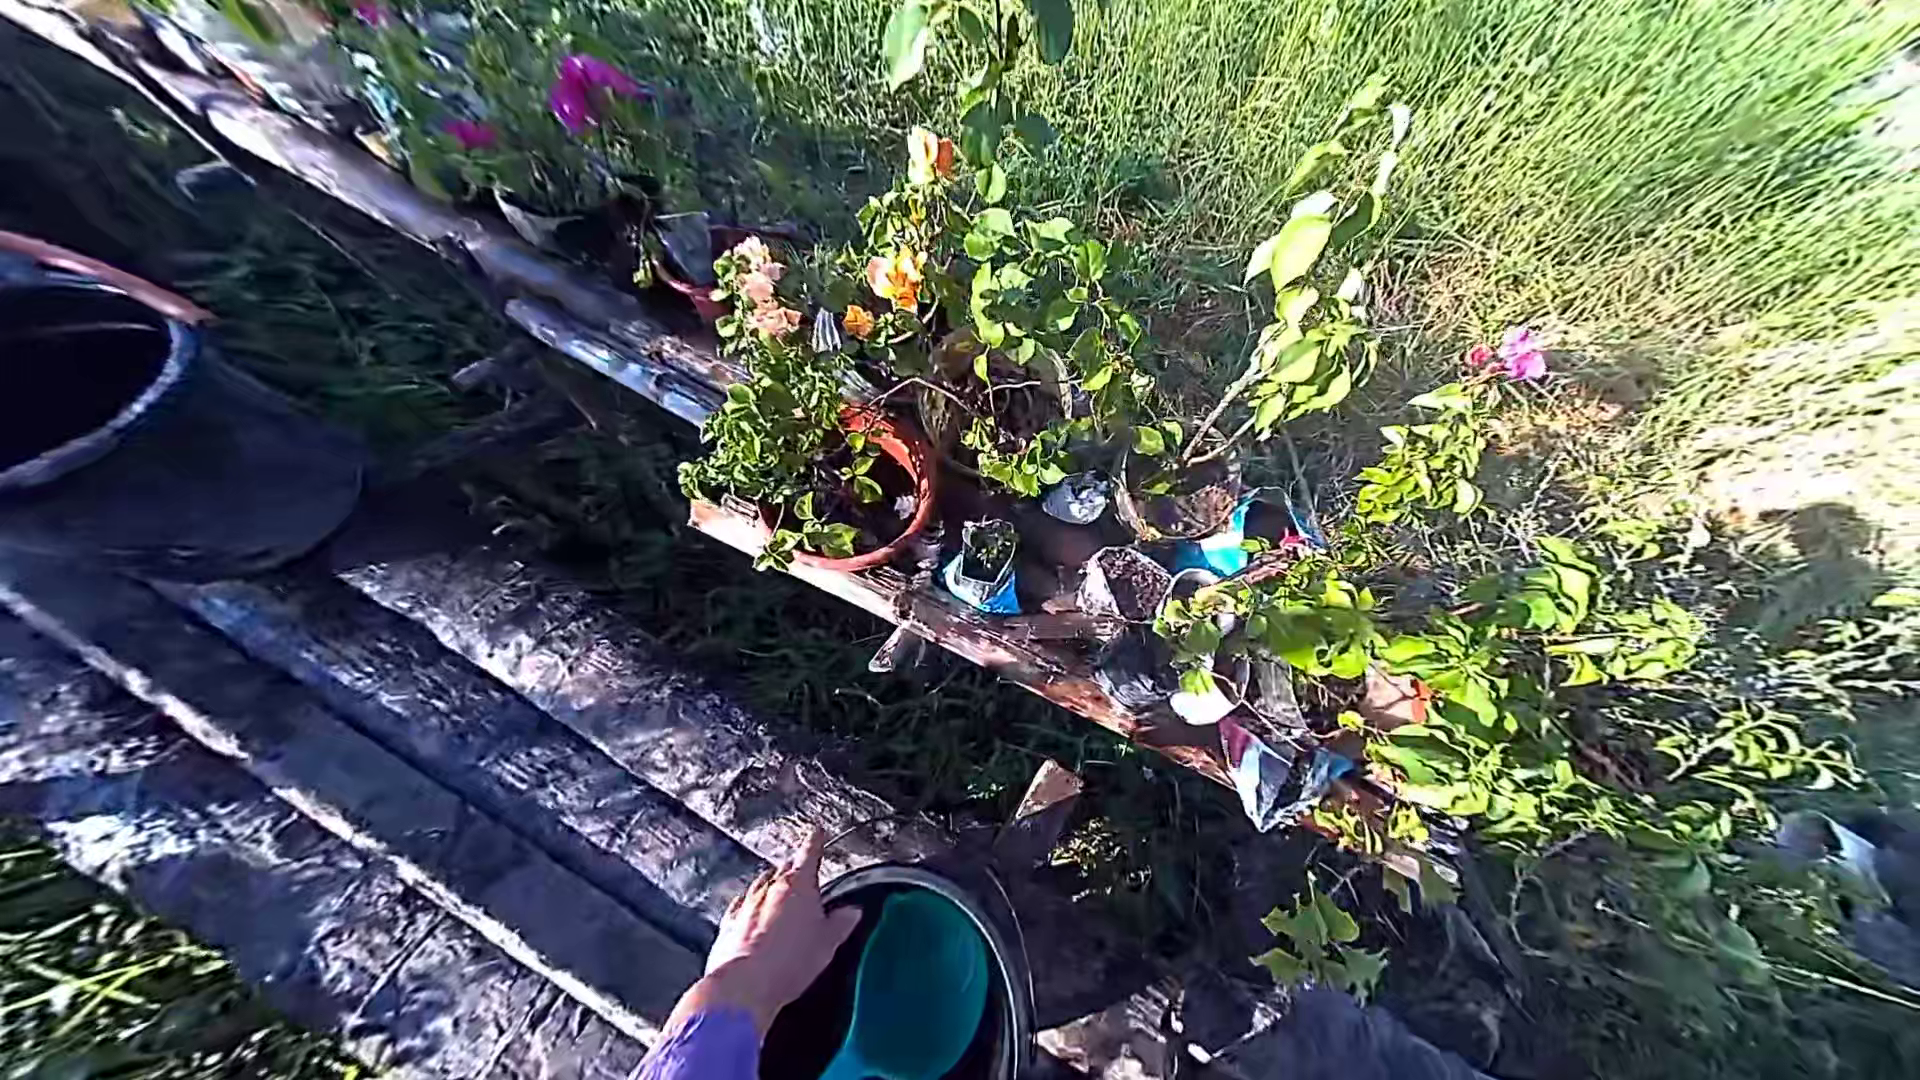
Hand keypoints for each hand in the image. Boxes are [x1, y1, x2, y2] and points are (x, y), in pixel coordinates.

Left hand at [669, 826, 862, 1036]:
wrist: (744, 988)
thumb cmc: (788, 963)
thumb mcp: (827, 944)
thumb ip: (841, 923)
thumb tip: (853, 913)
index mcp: (799, 884)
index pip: (809, 852)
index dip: (815, 840)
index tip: (817, 832)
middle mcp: (771, 887)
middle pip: (784, 868)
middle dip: (794, 867)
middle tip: (802, 872)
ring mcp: (747, 904)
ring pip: (761, 884)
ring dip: (770, 885)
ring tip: (778, 893)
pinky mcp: (728, 926)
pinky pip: (739, 906)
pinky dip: (747, 906)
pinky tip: (748, 913)